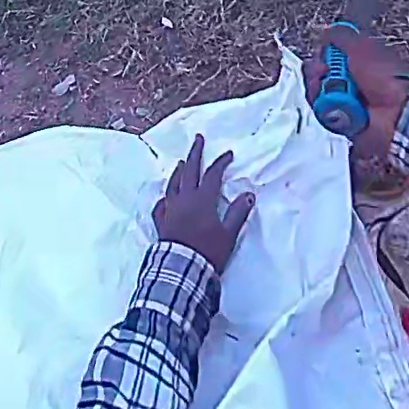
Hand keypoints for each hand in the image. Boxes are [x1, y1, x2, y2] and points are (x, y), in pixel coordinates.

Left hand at [153, 134, 254, 271]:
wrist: (182, 268)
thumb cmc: (208, 251)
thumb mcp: (228, 234)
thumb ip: (237, 213)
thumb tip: (248, 194)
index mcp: (202, 199)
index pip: (212, 175)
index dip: (221, 163)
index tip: (228, 154)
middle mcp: (184, 198)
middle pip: (189, 170)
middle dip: (195, 153)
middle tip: (198, 139)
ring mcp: (170, 208)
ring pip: (173, 183)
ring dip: (178, 171)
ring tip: (181, 162)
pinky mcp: (161, 220)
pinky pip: (161, 204)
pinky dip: (165, 197)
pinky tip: (165, 196)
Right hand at [303, 29, 408, 171]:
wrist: (399, 114)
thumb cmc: (387, 79)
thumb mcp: (362, 46)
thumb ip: (341, 36)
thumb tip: (325, 32)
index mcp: (357, 63)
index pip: (326, 56)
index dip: (321, 56)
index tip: (324, 57)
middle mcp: (351, 82)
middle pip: (317, 74)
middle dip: (317, 73)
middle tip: (325, 74)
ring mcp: (346, 102)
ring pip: (316, 92)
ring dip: (321, 90)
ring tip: (335, 92)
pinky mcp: (342, 121)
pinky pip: (321, 112)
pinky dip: (325, 107)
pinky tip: (335, 104)